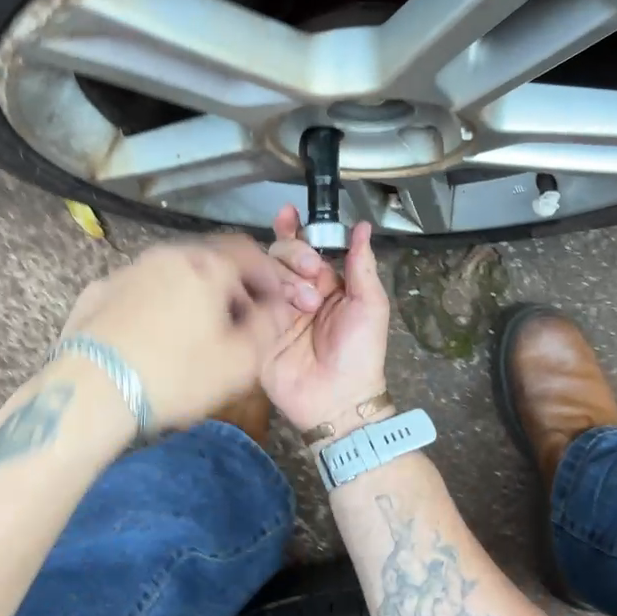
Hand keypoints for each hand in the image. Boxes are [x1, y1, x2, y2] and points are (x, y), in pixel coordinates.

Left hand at [60, 235, 290, 429]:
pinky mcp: (97, 292)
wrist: (92, 391)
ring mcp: (127, 271)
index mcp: (207, 264)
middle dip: (231, 286)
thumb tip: (279, 308)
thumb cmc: (174, 375)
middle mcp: (167, 255)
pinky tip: (150, 339)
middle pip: (210, 260)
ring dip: (191, 295)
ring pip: (172, 274)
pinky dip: (154, 306)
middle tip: (239, 321)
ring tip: (194, 333)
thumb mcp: (240, 362)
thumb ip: (270, 328)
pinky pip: (138, 292)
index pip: (250, 252)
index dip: (269, 275)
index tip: (275, 302)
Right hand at [261, 205, 391, 434]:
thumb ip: (361, 266)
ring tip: (302, 303)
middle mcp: (296, 292)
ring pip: (262, 273)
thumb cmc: (361, 354)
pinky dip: (252, 294)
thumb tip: (362, 227)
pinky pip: (246, 302)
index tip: (289, 215)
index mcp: (325, 284)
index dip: (295, 229)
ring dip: (280, 277)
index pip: (305, 247)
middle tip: (310, 274)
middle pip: (279, 254)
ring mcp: (274, 311)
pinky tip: (262, 297)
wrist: (338, 401)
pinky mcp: (256, 330)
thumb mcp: (370, 306)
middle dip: (293, 255)